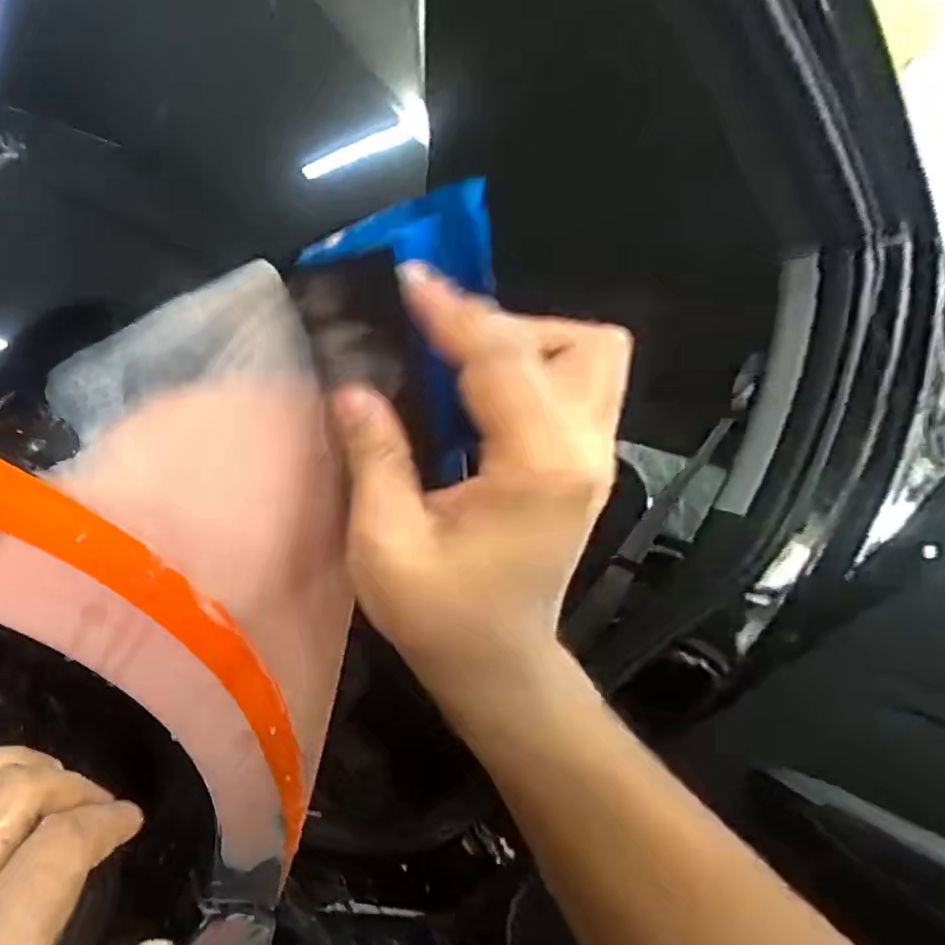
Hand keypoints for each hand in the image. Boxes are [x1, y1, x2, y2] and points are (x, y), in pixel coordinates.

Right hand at [332, 263, 630, 694]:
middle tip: (435, 342)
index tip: (410, 279)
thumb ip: (375, 456)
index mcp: (537, 467)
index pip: (504, 359)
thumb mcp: (386, 541)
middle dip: (506, 325)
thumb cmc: (438, 615)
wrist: (495, 665)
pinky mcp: (578, 469)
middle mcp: (582, 451)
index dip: (453, 313)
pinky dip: (522, 371)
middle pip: (579, 342)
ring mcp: (590, 460)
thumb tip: (353, 388)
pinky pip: (568, 389)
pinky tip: (467, 392)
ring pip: (587, 359)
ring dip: (522, 344)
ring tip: (452, 362)